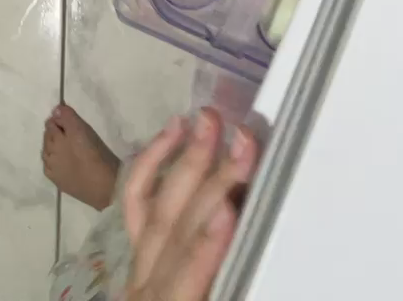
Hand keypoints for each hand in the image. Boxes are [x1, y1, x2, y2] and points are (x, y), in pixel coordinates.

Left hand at [121, 107, 260, 300]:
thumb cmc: (192, 300)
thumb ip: (230, 283)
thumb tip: (265, 257)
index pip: (186, 278)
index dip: (207, 246)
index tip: (230, 209)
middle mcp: (146, 289)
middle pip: (177, 231)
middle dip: (212, 182)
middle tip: (243, 139)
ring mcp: (138, 267)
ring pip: (158, 208)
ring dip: (186, 158)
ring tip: (208, 120)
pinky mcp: (137, 253)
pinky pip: (137, 201)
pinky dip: (152, 162)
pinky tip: (172, 129)